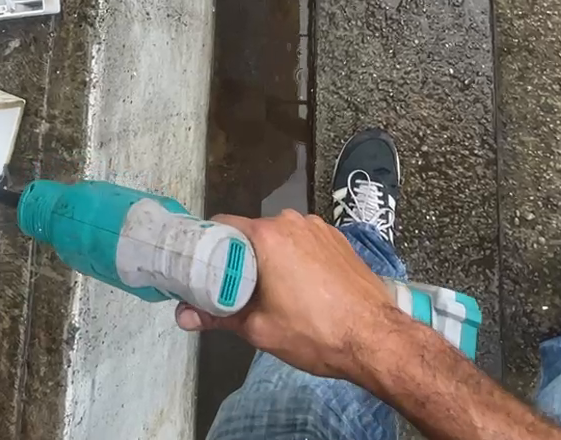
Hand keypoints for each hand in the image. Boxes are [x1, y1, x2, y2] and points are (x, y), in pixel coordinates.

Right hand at [174, 212, 403, 379]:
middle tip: (237, 285)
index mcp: (265, 235)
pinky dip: (298, 257)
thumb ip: (217, 317)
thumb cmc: (314, 331)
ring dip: (272, 256)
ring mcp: (317, 227)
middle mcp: (290, 221)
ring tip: (274, 289)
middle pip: (252, 231)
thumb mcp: (259, 329)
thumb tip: (183, 317)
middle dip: (242, 255)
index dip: (209, 243)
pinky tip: (305, 286)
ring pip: (280, 236)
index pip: (223, 225)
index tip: (204, 264)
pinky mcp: (338, 238)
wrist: (377, 340)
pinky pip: (305, 241)